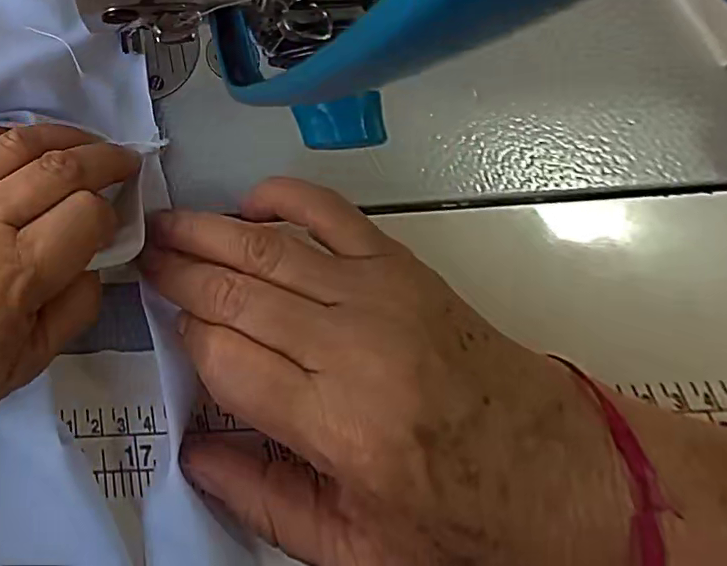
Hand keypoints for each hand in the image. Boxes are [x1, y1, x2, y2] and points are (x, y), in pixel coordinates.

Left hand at [0, 125, 137, 504]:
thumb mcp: (27, 363)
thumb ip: (73, 305)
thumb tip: (93, 256)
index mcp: (14, 274)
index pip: (85, 214)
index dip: (111, 211)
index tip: (117, 215)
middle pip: (58, 168)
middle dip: (102, 158)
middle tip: (125, 159)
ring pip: (17, 144)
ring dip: (61, 135)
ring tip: (87, 141)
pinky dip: (6, 135)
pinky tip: (28, 141)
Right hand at [139, 179, 631, 565]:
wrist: (586, 488)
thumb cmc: (467, 524)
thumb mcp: (362, 551)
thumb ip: (264, 502)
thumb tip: (190, 452)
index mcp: (340, 430)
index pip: (221, 355)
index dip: (184, 337)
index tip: (173, 332)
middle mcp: (353, 353)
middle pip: (230, 291)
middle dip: (173, 270)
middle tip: (140, 258)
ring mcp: (377, 298)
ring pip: (261, 246)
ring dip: (200, 228)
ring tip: (161, 225)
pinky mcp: (400, 267)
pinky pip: (326, 211)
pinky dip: (278, 195)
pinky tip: (245, 203)